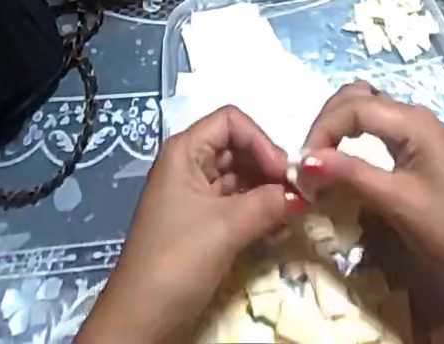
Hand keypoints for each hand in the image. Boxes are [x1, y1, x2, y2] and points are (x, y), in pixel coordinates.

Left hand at [78, 106, 303, 342]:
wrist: (139, 323)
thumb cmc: (176, 261)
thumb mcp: (225, 228)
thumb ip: (267, 204)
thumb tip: (304, 193)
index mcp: (185, 151)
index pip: (230, 121)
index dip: (260, 140)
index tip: (286, 172)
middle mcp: (189, 165)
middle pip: (236, 147)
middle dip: (268, 166)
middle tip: (300, 193)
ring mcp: (194, 195)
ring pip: (239, 177)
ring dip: (266, 190)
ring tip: (295, 210)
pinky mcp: (201, 224)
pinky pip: (236, 204)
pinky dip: (258, 210)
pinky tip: (280, 226)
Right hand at [299, 81, 443, 296]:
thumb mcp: (398, 203)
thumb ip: (350, 175)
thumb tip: (303, 161)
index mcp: (411, 120)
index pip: (351, 107)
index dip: (321, 130)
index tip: (302, 166)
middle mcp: (412, 115)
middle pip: (355, 97)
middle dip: (326, 123)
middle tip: (308, 161)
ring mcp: (416, 130)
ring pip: (364, 108)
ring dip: (337, 125)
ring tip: (321, 158)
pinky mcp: (416, 149)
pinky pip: (374, 127)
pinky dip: (351, 135)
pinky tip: (344, 159)